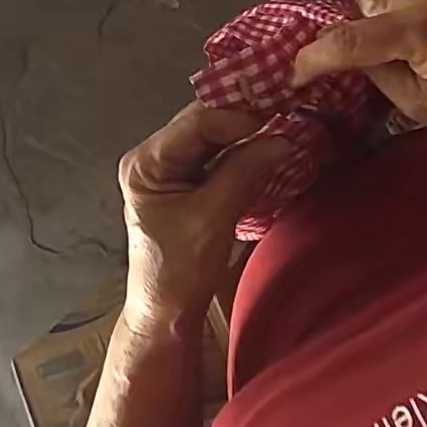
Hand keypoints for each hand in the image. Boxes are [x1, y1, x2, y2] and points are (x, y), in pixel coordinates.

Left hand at [118, 104, 289, 333]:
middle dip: (242, 119)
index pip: (194, 124)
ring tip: (279, 126)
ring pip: (210, 136)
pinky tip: (264, 146)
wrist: (167, 312)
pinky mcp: (183, 180)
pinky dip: (240, 150)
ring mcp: (167, 168)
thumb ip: (244, 173)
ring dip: (244, 133)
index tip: (275, 119)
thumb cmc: (178, 272)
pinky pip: (214, 154)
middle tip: (282, 113)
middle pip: (201, 124)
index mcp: (145, 163)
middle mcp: (151, 157)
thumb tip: (282, 139)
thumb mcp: (213, 219)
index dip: (236, 118)